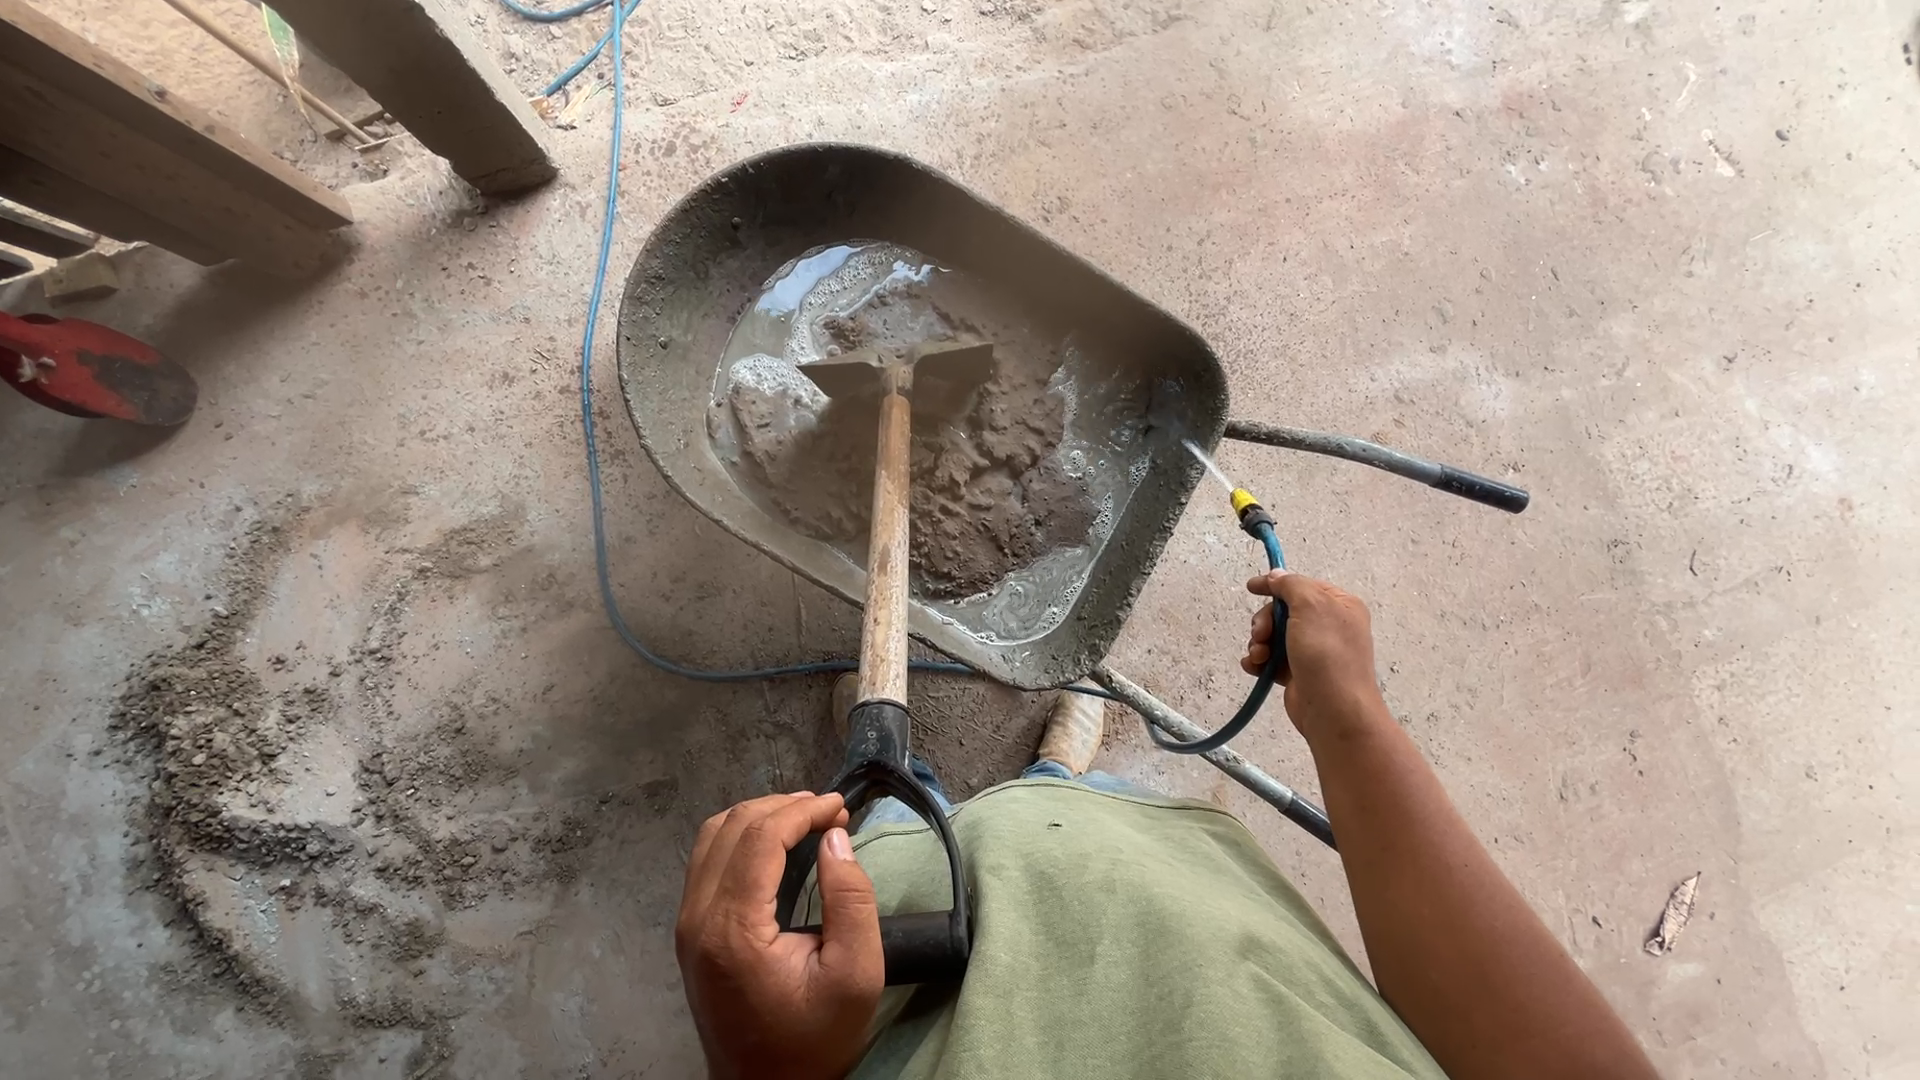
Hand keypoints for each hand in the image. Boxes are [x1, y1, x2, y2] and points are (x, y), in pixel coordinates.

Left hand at [675, 792, 883, 1079]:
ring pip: (713, 835)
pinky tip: (776, 842)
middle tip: (829, 811)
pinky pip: (707, 858)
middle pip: (733, 826)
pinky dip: (743, 835)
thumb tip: (834, 838)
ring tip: (805, 818)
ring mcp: (688, 925)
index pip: (760, 837)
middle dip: (785, 806)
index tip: (841, 806)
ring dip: (761, 815)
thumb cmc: (814, 1038)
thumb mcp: (856, 974)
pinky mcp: (690, 931)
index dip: (803, 810)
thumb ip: (852, 900)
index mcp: (733, 929)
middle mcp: (698, 919)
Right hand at [1242, 569, 1388, 741]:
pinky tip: (1254, 667)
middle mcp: (1327, 625)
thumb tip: (1276, 575)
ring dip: (1259, 643)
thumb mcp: (1311, 606)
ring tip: (1260, 656)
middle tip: (1261, 635)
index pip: (1301, 586)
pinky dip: (1259, 661)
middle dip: (1265, 622)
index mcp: (1338, 605)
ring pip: (1273, 635)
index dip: (1275, 586)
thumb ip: (1291, 585)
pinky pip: (1271, 659)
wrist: (1333, 710)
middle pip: (1282, 611)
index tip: (1251, 587)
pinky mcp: (1298, 673)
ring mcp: (1312, 651)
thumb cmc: (1326, 653)